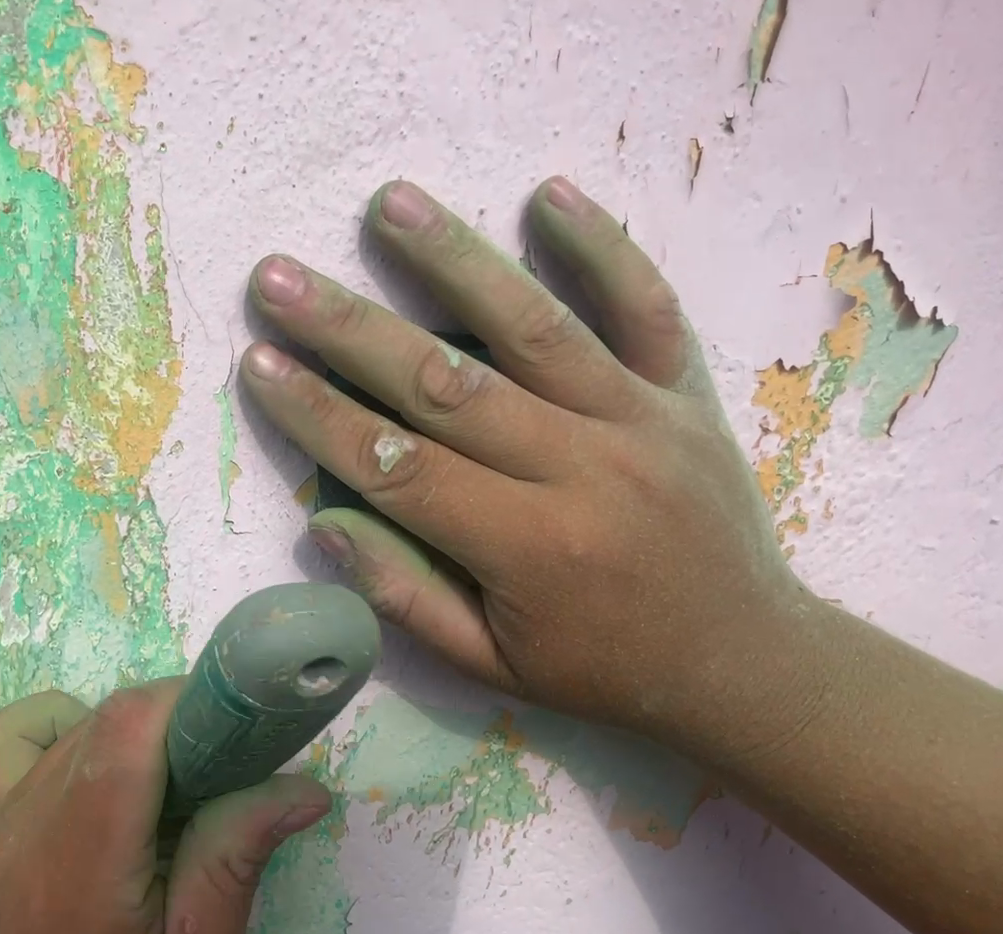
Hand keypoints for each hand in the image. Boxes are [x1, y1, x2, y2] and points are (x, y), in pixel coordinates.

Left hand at [0, 680, 330, 933]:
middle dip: (173, 718)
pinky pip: (13, 743)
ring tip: (170, 781)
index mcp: (80, 866)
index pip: (126, 727)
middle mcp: (25, 830)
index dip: (188, 701)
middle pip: (103, 719)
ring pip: (66, 725)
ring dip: (128, 729)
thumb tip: (303, 787)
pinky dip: (61, 731)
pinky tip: (101, 772)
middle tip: (226, 766)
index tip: (240, 728)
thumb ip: (233, 862)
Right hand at [240, 177, 824, 758]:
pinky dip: (600, 248)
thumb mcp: (488, 665)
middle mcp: (581, 469)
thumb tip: (325, 526)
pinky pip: (644, 307)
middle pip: (445, 383)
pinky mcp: (683, 394)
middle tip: (280, 278)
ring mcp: (639, 419)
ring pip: (534, 326)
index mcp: (526, 546)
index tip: (260, 362)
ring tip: (391, 205)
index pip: (398, 466)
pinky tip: (548, 195)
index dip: (320, 415)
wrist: (742, 660)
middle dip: (350, 328)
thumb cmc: (598, 670)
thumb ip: (404, 597)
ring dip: (455, 260)